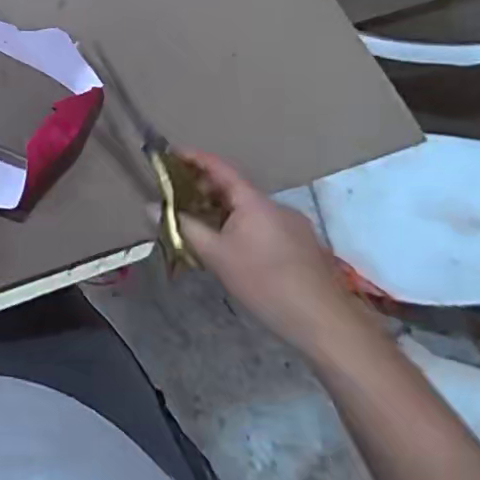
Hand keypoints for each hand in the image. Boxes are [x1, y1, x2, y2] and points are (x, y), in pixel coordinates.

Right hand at [171, 150, 375, 360]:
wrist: (327, 324)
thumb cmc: (265, 283)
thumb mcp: (216, 255)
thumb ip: (183, 227)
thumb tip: (152, 207)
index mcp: (254, 201)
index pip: (219, 168)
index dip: (193, 158)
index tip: (170, 154)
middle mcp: (276, 206)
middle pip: (234, 188)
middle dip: (204, 189)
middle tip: (178, 198)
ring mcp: (295, 226)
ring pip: (249, 210)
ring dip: (223, 211)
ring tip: (201, 226)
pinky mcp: (304, 247)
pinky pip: (264, 226)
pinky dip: (242, 226)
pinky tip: (233, 249)